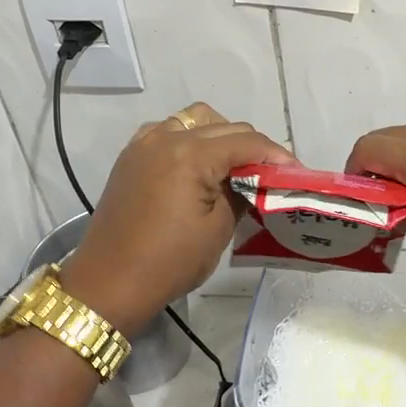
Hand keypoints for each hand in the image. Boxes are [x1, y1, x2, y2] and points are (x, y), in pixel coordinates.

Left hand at [60, 103, 294, 333]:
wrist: (108, 285)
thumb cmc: (169, 262)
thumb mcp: (218, 229)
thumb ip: (241, 194)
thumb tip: (253, 181)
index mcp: (191, 154)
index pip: (248, 142)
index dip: (277, 156)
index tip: (297, 174)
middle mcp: (166, 137)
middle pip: (224, 127)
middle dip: (252, 148)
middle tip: (271, 176)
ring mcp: (144, 143)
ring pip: (196, 121)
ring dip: (221, 137)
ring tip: (235, 168)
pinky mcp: (132, 157)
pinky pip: (170, 133)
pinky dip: (191, 141)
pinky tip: (200, 168)